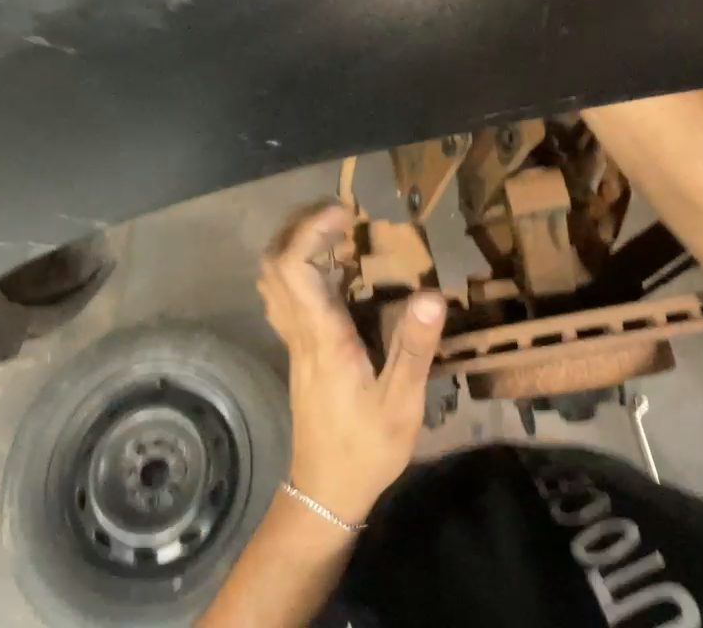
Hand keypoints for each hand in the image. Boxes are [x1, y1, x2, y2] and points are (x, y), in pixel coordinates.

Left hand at [256, 203, 448, 525]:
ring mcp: (293, 341)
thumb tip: (430, 294)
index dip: (310, 230)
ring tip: (333, 231)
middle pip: (273, 264)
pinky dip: (296, 269)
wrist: (325, 489)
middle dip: (296, 227)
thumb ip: (413, 349)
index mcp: (322, 337)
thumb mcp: (400, 405)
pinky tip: (329, 272)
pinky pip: (283, 296)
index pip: (294, 267)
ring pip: (272, 280)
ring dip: (293, 244)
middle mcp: (299, 331)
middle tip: (337, 213)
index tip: (343, 212)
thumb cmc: (365, 448)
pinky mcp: (297, 351)